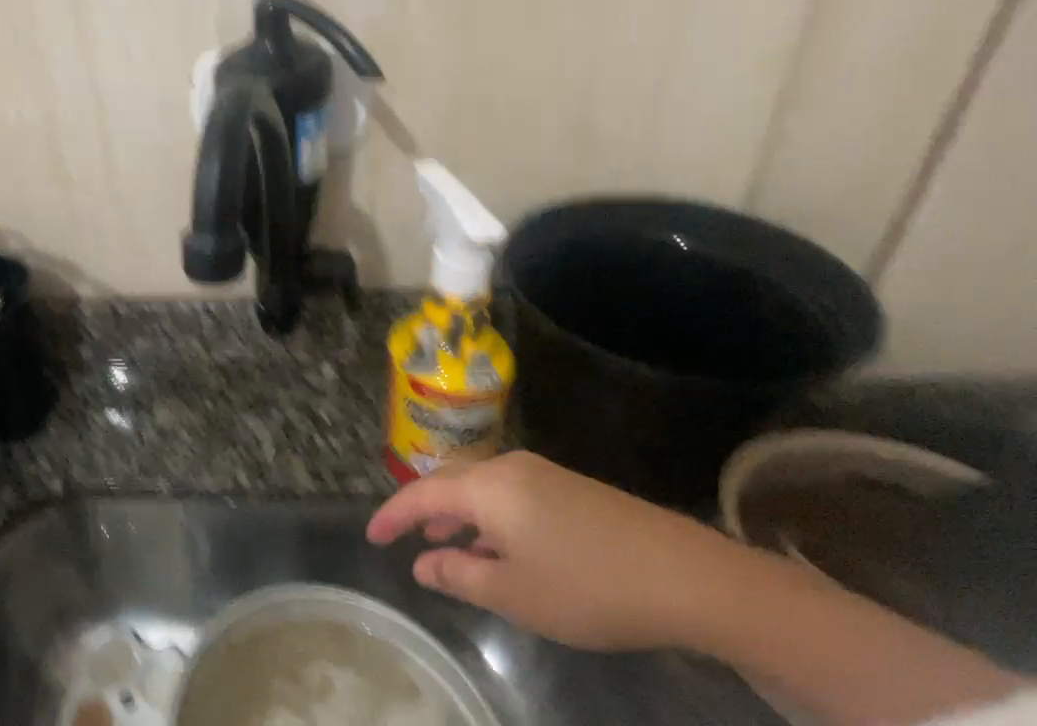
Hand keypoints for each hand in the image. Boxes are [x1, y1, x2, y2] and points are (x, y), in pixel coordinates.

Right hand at [367, 452, 760, 651]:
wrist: (692, 578)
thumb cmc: (589, 587)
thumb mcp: (514, 594)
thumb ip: (459, 575)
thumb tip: (422, 562)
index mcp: (488, 488)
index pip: (422, 493)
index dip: (392, 515)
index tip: (371, 536)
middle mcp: (510, 469)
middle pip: (451, 481)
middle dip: (425, 510)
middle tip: (407, 539)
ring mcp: (545, 475)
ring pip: (483, 488)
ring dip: (459, 515)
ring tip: (450, 547)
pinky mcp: (573, 489)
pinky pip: (511, 495)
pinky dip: (491, 517)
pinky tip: (503, 549)